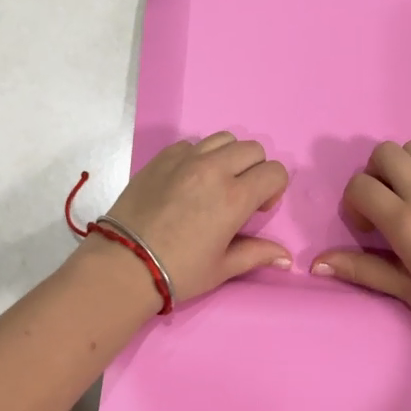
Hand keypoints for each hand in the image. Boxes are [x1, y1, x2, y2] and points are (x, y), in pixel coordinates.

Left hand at [99, 133, 291, 304]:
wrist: (125, 263)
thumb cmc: (178, 271)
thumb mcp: (222, 268)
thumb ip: (257, 253)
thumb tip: (286, 256)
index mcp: (235, 196)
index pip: (274, 171)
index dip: (273, 189)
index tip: (258, 210)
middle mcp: (213, 169)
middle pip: (251, 149)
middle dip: (254, 169)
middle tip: (238, 195)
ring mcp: (184, 159)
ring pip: (222, 139)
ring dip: (227, 157)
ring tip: (214, 183)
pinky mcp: (161, 158)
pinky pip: (191, 144)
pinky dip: (198, 156)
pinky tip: (187, 181)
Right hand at [312, 141, 410, 343]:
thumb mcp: (406, 289)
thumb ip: (361, 270)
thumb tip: (317, 262)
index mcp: (406, 223)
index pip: (361, 186)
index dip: (353, 204)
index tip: (366, 230)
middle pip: (386, 153)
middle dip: (374, 174)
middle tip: (384, 205)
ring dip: (403, 166)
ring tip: (409, 196)